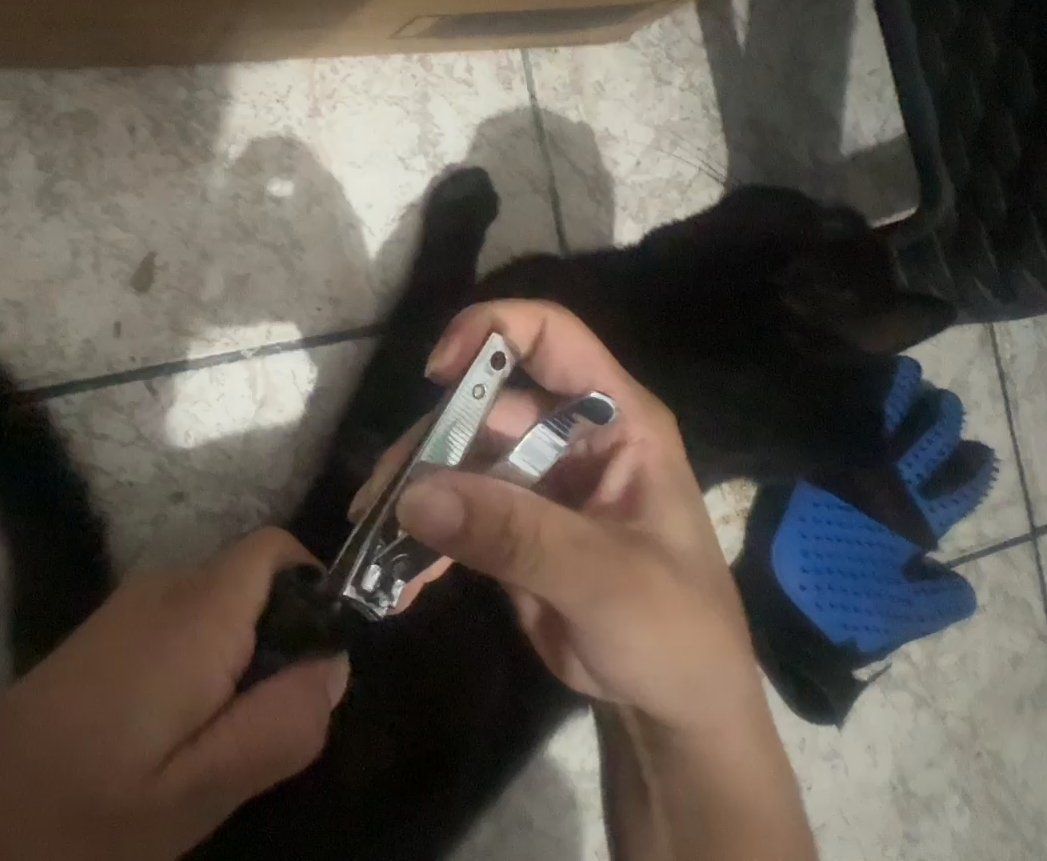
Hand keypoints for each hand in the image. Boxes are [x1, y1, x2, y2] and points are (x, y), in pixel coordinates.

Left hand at [0, 528, 350, 860]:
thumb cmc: (86, 810)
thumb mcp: (199, 792)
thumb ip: (280, 724)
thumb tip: (335, 663)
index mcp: (194, 614)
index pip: (275, 549)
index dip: (316, 588)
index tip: (323, 664)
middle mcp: (165, 587)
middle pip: (255, 582)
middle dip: (282, 642)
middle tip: (264, 730)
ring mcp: (132, 604)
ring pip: (224, 607)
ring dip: (243, 662)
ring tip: (217, 744)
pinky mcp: (112, 627)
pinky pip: (188, 623)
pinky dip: (208, 664)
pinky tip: (177, 734)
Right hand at [385, 299, 766, 736]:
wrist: (672, 713)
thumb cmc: (674, 633)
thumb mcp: (604, 580)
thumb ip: (514, 533)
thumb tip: (414, 496)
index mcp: (615, 423)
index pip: (550, 336)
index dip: (490, 332)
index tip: (437, 374)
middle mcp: (569, 438)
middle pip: (479, 406)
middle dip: (426, 446)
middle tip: (381, 498)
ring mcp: (534, 481)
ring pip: (453, 458)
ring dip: (411, 494)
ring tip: (372, 538)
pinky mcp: (506, 525)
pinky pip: (449, 511)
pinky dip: (418, 539)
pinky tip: (395, 580)